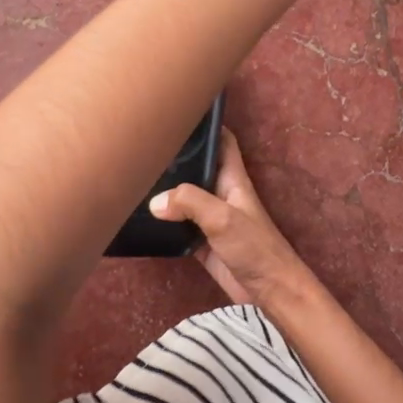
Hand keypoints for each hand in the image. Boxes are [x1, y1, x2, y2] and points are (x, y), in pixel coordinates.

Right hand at [148, 130, 315, 306]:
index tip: (178, 114)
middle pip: (198, 167)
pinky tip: (139, 216)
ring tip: (134, 174)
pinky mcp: (201, 241)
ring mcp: (211, 218)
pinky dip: (162, 221)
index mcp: (233, 178)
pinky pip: (178, 224)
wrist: (268, 289)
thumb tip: (154, 201)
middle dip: (177, 156)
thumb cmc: (254, 247)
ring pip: (185, 196)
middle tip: (143, 144)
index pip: (222, 141)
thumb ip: (190, 202)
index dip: (206, 125)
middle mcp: (221, 193)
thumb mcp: (223, 218)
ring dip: (166, 189)